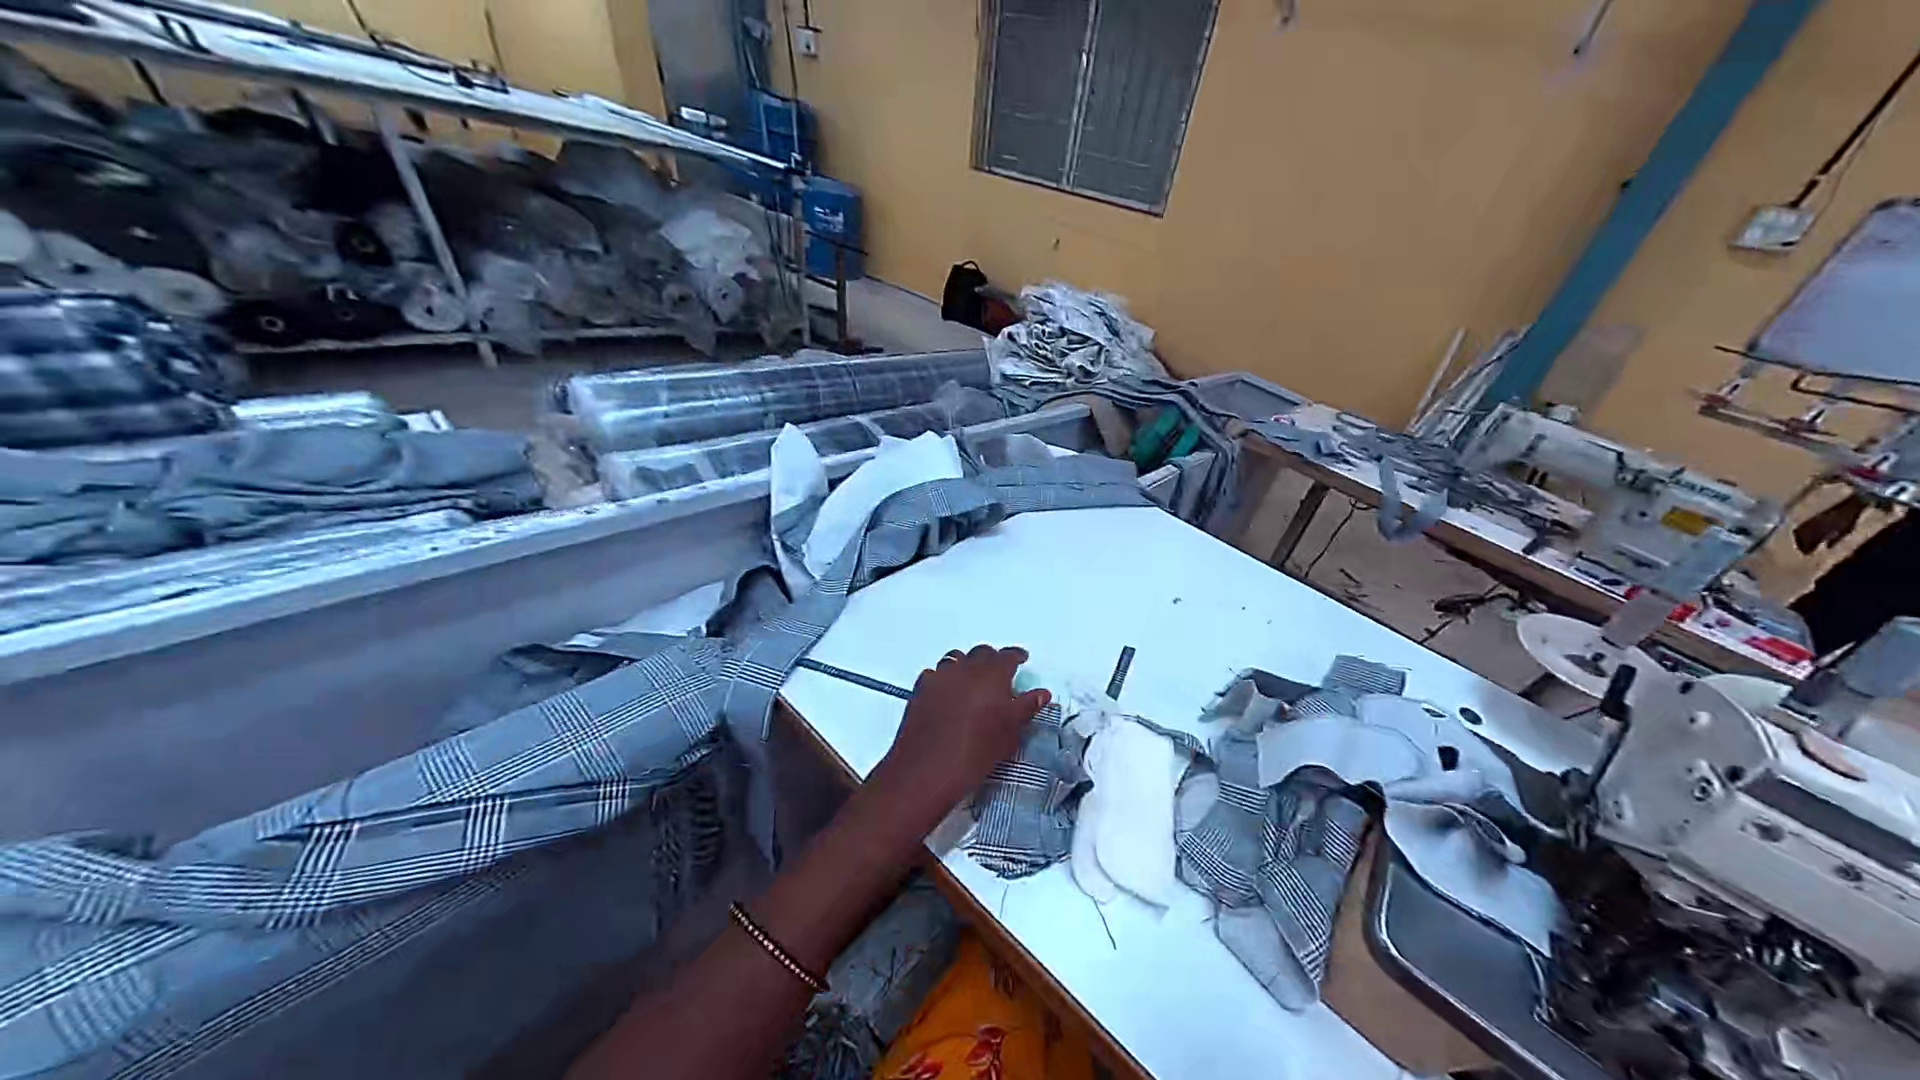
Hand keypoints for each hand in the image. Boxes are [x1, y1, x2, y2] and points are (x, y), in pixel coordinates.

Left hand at [863, 645, 1050, 837]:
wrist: (929, 768)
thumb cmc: (975, 750)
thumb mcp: (1010, 731)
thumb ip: (1026, 707)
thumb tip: (1041, 694)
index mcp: (991, 674)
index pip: (1008, 656)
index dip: (1016, 656)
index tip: (1021, 658)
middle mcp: (964, 668)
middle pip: (981, 653)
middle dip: (991, 660)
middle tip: (999, 674)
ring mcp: (939, 676)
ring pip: (956, 660)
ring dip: (966, 667)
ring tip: (973, 683)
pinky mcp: (920, 689)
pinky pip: (935, 675)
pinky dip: (944, 680)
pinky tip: (947, 694)